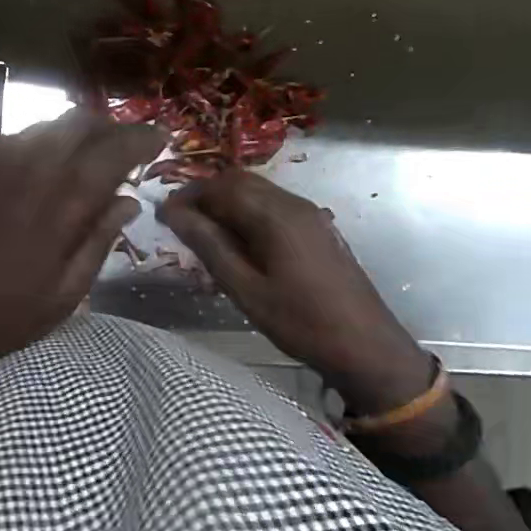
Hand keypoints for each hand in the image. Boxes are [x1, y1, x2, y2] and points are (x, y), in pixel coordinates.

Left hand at [0, 110, 164, 437]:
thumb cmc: (0, 314)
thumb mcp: (64, 293)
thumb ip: (100, 240)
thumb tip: (128, 201)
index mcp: (63, 199)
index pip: (114, 149)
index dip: (141, 137)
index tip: (160, 137)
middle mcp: (34, 165)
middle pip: (81, 122)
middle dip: (110, 126)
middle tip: (125, 146)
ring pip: (49, 123)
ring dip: (77, 130)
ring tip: (89, 152)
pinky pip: (19, 136)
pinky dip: (44, 139)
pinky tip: (46, 162)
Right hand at [159, 171, 434, 413]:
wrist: (368, 349)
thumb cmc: (300, 322)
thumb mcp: (244, 288)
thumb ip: (208, 245)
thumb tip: (172, 212)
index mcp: (275, 215)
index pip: (220, 187)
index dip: (187, 196)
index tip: (162, 214)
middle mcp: (293, 203)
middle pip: (239, 181)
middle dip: (205, 195)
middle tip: (180, 221)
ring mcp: (309, 213)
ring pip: (257, 191)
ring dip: (226, 202)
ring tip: (204, 233)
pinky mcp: (317, 227)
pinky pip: (273, 205)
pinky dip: (247, 212)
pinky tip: (238, 242)